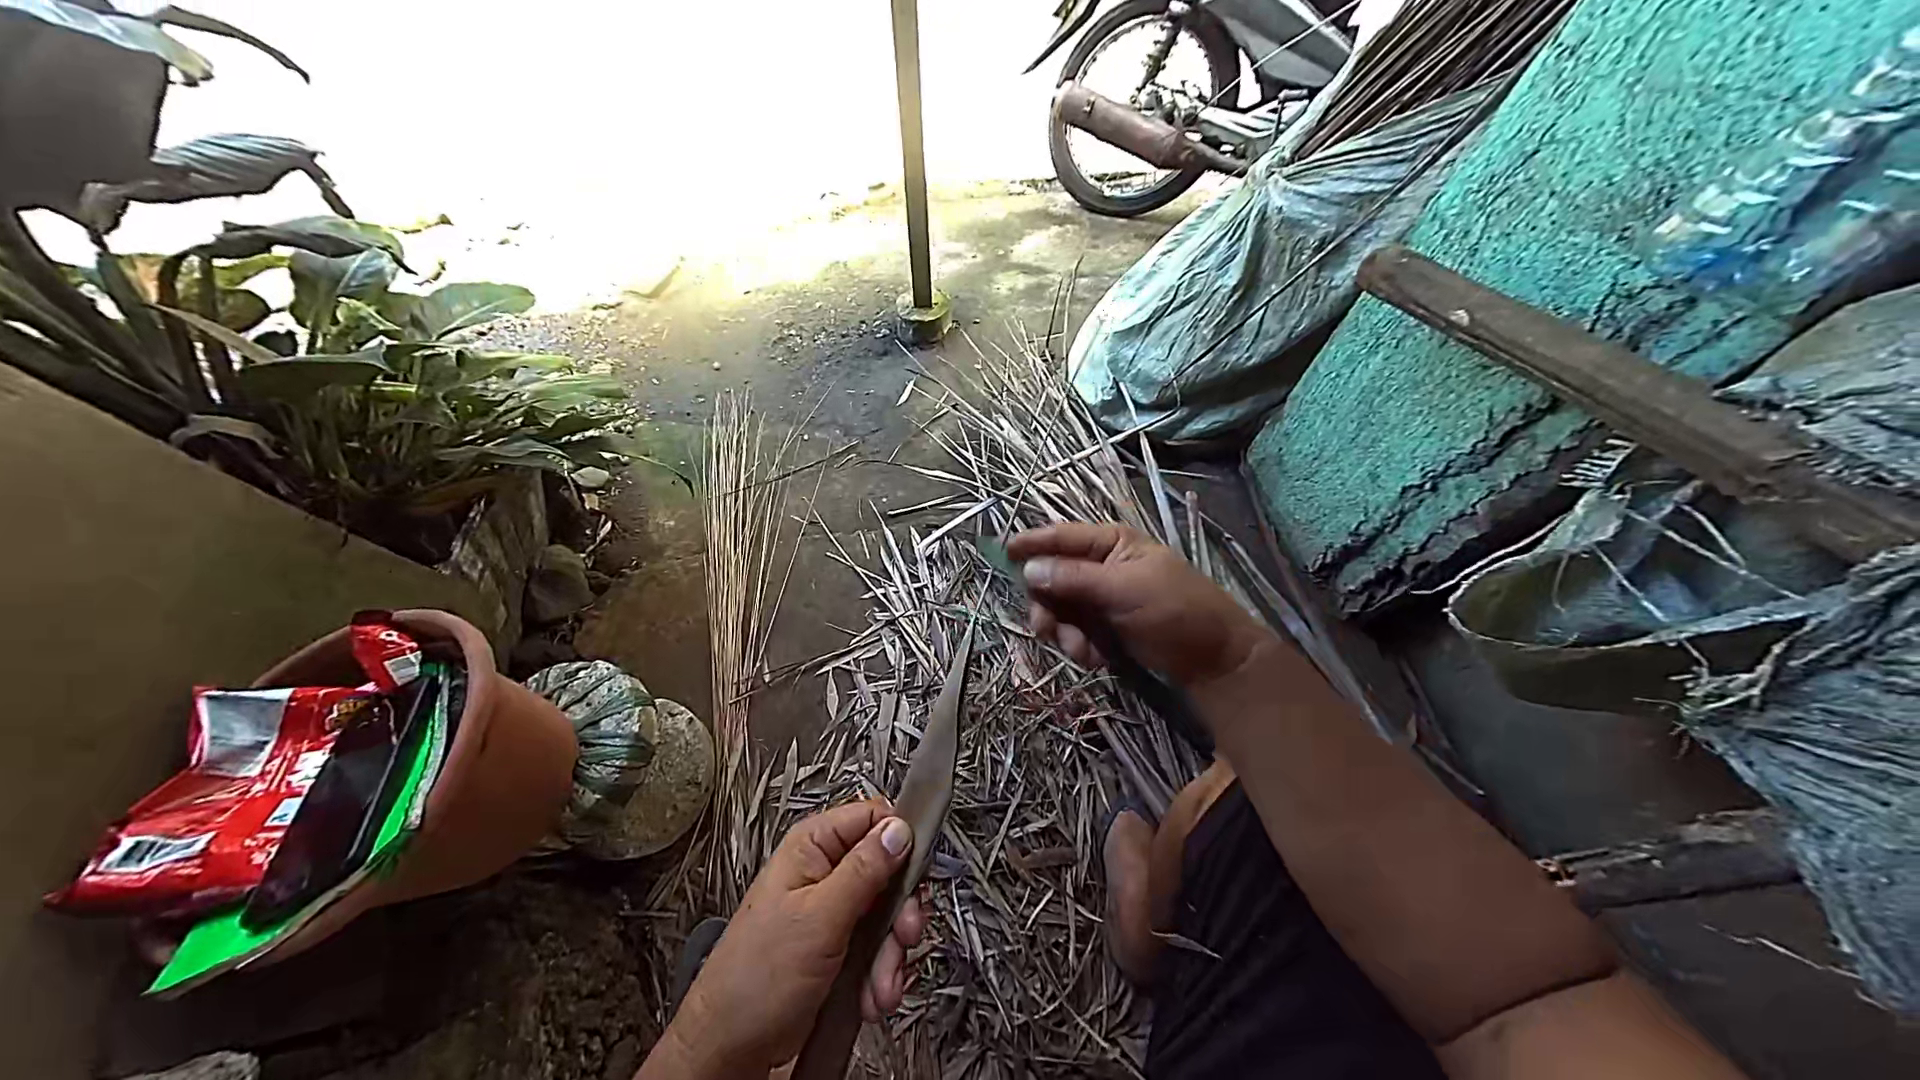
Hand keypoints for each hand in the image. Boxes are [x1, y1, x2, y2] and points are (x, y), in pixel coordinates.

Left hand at [644, 802, 926, 1078]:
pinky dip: (881, 974)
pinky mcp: (839, 945)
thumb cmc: (752, 982)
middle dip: (900, 912)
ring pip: (888, 913)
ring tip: (880, 982)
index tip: (913, 874)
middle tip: (902, 935)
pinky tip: (871, 995)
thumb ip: (863, 870)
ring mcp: (832, 910)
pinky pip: (878, 947)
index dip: (900, 841)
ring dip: (891, 953)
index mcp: (812, 846)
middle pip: (889, 870)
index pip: (873, 818)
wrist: (730, 1052)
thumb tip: (898, 830)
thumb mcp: (817, 918)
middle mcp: (824, 872)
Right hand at [1008, 522, 1273, 687]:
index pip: (1062, 537)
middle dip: (1048, 608)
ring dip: (1063, 633)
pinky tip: (1097, 660)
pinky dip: (1079, 648)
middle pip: (1052, 579)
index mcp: (1111, 544)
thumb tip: (1028, 569)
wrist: (1213, 661)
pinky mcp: (1105, 627)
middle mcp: (1101, 567)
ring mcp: (1102, 599)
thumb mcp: (1123, 590)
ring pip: (1059, 610)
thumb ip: (1074, 579)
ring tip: (1083, 652)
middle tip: (1046, 630)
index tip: (1003, 553)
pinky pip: (1074, 632)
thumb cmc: (1175, 611)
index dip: (1032, 543)